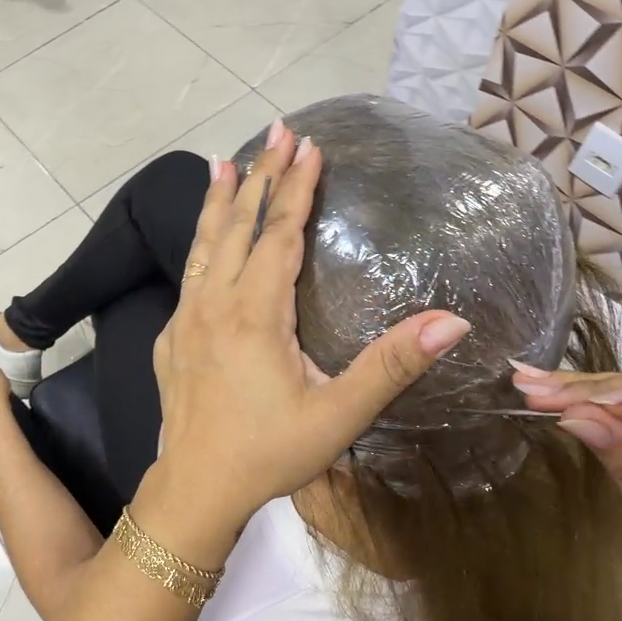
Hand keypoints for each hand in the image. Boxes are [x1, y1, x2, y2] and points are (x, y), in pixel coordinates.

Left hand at [143, 121, 472, 535]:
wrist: (195, 488)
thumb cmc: (269, 454)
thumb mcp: (338, 415)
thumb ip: (391, 366)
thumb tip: (452, 322)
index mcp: (254, 316)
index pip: (279, 237)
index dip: (296, 190)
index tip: (309, 146)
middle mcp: (213, 306)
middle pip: (239, 228)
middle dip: (260, 178)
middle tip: (275, 132)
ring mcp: (184, 321)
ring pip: (204, 247)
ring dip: (219, 203)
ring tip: (224, 163)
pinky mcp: (169, 340)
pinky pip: (188, 277)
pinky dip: (201, 244)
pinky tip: (205, 242)